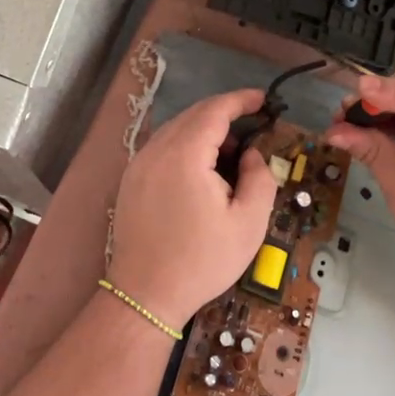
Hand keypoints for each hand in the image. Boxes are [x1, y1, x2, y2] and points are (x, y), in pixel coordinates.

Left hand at [108, 89, 280, 324]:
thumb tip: (252, 155)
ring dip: (204, 132)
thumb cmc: (201, 261)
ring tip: (230, 156)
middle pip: (194, 115)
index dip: (241, 100)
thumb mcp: (248, 224)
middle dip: (225, 115)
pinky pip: (162, 147)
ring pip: (176, 130)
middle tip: (253, 131)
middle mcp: (157, 149)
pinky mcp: (131, 179)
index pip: (215, 110)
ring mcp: (139, 163)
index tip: (264, 100)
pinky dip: (186, 146)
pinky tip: (201, 172)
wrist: (145, 295)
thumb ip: (259, 179)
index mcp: (185, 154)